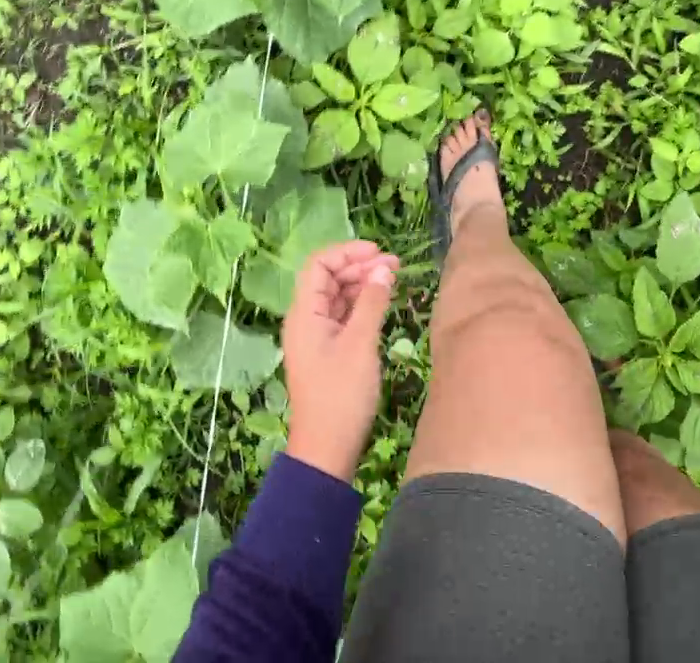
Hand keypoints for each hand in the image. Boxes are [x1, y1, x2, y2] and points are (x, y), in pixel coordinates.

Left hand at [280, 240, 398, 482]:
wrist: (326, 448)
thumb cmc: (341, 395)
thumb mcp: (360, 344)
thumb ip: (372, 302)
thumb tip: (384, 268)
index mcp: (304, 314)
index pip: (319, 265)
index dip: (347, 252)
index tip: (378, 252)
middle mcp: (305, 320)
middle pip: (328, 278)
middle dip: (359, 266)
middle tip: (395, 264)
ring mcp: (316, 336)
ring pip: (337, 296)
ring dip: (362, 283)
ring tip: (393, 278)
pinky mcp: (328, 351)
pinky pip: (342, 316)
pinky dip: (361, 304)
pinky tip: (382, 302)